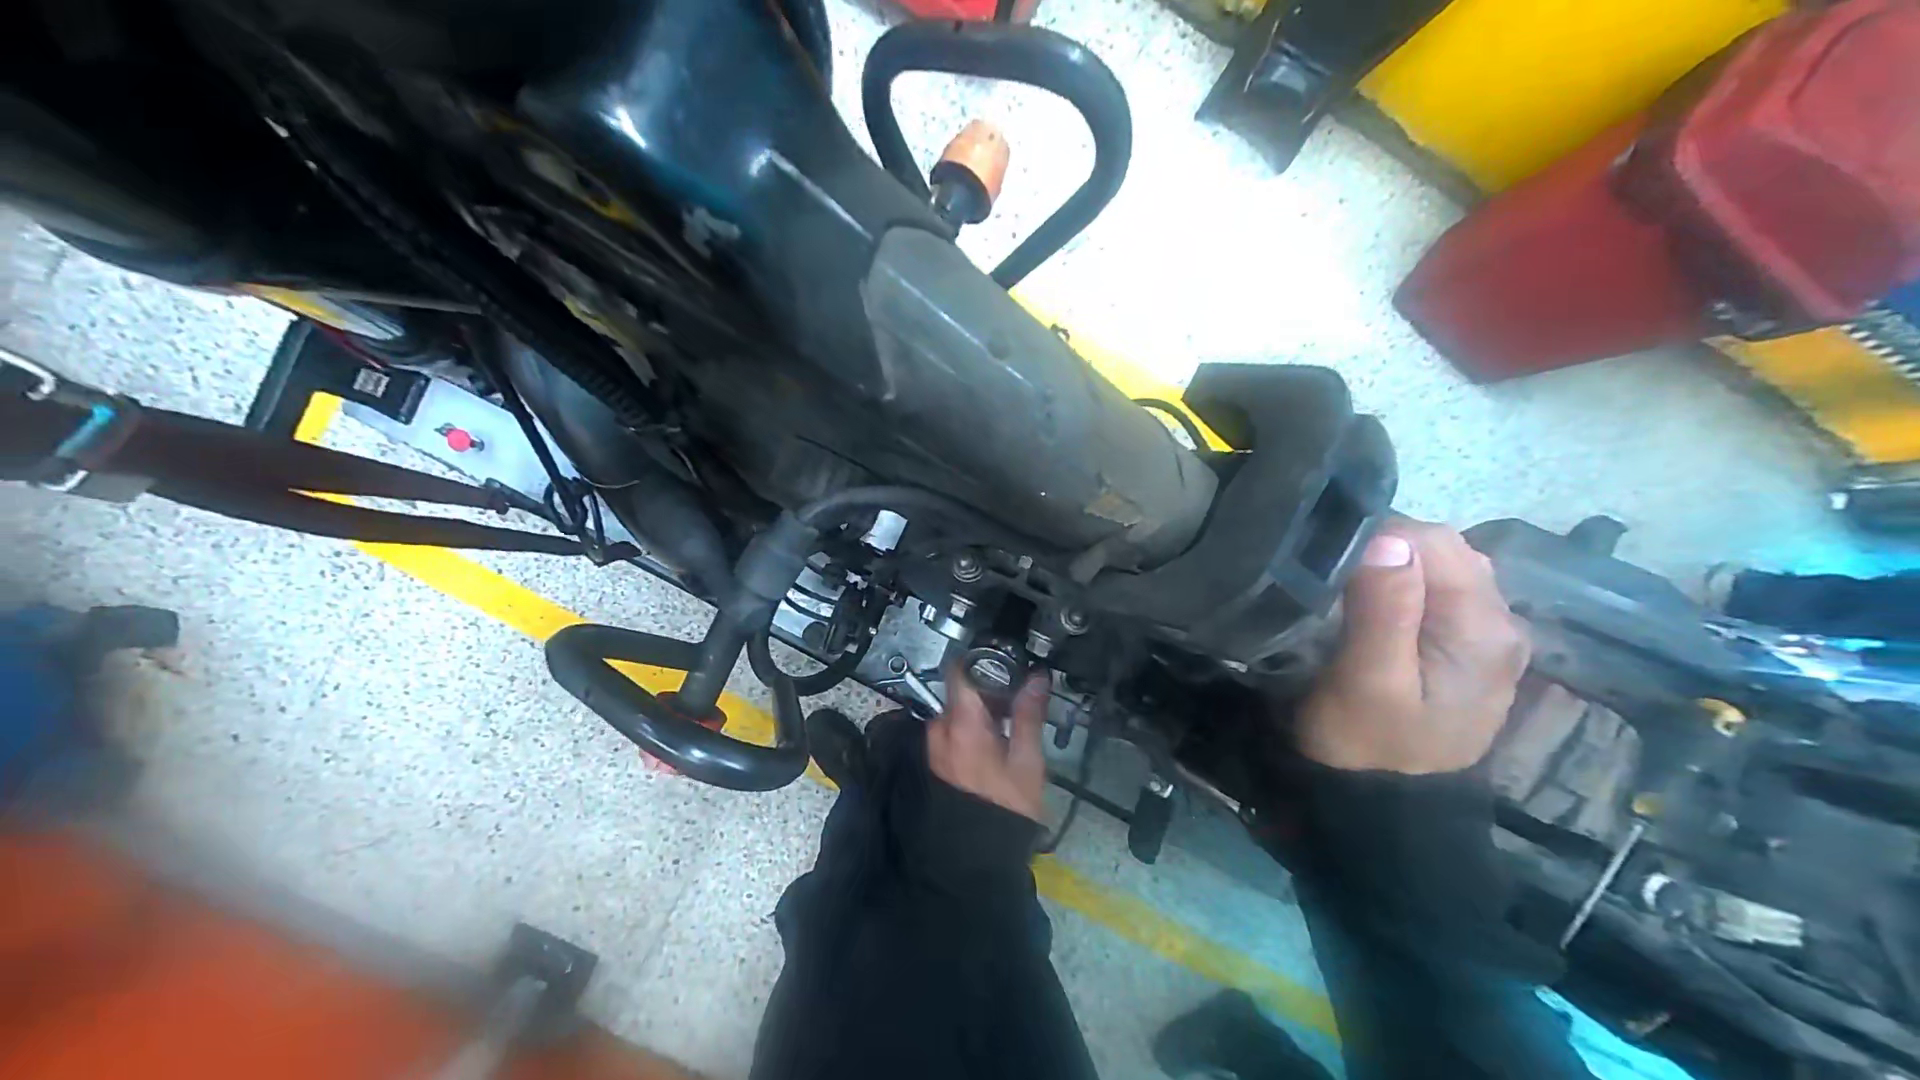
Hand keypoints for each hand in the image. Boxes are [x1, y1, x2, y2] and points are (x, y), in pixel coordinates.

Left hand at [927, 666, 1051, 821]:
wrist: (975, 856)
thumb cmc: (1006, 811)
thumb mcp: (1028, 762)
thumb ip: (1030, 715)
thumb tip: (1036, 679)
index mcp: (962, 724)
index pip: (960, 670)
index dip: (983, 661)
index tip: (1006, 666)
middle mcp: (940, 729)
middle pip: (962, 691)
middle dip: (990, 692)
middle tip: (1018, 703)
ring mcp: (933, 745)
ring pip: (958, 711)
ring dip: (982, 712)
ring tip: (1010, 728)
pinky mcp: (933, 759)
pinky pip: (952, 730)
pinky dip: (972, 729)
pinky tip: (994, 745)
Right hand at [1296, 518, 1529, 774]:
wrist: (1381, 794)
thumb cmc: (1365, 738)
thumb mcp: (1368, 681)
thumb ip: (1384, 612)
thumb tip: (1389, 540)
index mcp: (1484, 629)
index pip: (1435, 544)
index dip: (1378, 540)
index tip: (1330, 567)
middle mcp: (1503, 621)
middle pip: (1445, 549)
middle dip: (1386, 551)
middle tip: (1335, 584)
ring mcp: (1490, 633)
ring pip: (1441, 564)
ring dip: (1393, 567)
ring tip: (1350, 594)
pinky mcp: (1470, 643)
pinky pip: (1438, 589)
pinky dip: (1403, 585)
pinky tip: (1375, 608)